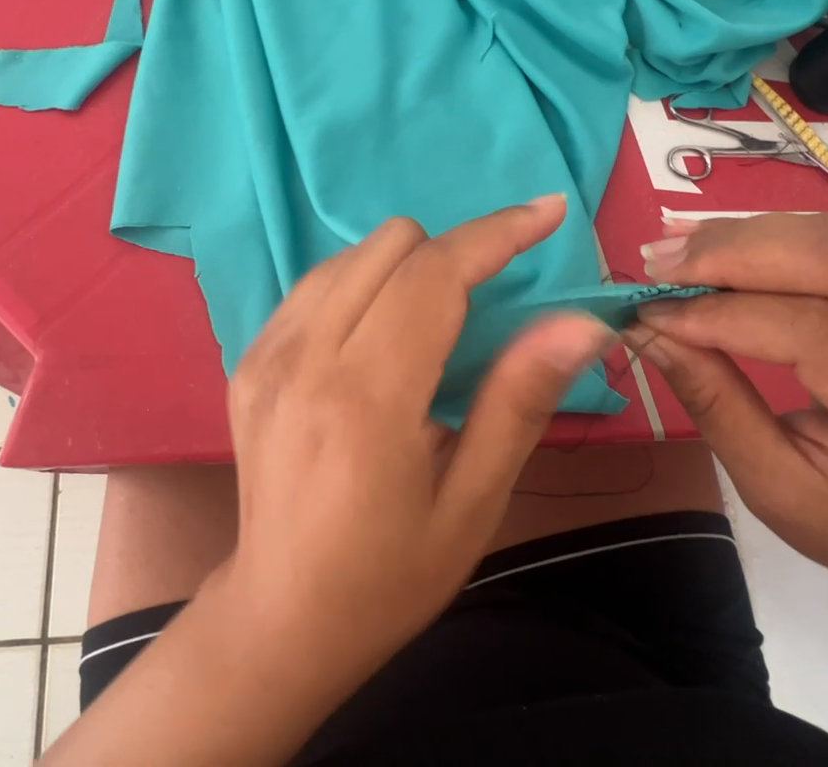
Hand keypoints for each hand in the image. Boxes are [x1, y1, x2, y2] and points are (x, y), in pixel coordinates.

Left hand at [224, 195, 613, 661]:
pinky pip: (316, 285)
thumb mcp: (473, 502)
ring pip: (351, 255)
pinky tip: (378, 341)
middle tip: (485, 309)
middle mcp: (304, 360)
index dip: (497, 234)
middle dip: (453, 256)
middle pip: (391, 246)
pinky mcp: (248, 361)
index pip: (435, 275)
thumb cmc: (390, 574)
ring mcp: (265, 356)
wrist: (282, 614)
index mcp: (366, 400)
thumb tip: (579, 322)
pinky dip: (362, 288)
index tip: (547, 212)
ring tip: (433, 327)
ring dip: (407, 268)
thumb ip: (519, 402)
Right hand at [626, 213, 827, 598]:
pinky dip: (776, 241)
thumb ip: (717, 406)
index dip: (726, 313)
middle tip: (658, 261)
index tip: (651, 311)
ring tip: (677, 247)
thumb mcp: (775, 489)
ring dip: (752, 235)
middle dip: (737, 251)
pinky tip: (722, 246)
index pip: (821, 334)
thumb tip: (649, 331)